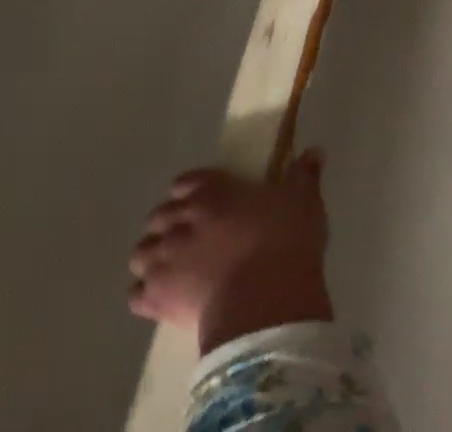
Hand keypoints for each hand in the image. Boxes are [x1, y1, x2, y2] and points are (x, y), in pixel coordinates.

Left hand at [128, 149, 332, 354]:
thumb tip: (312, 151)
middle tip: (200, 227)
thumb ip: (304, 176)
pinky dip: (149, 290)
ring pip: (142, 253)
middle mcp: (177, 226)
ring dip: (156, 253)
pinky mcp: (153, 299)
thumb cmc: (287, 239)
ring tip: (179, 260)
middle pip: (160, 216)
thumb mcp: (306, 200)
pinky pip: (138, 293)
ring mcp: (160, 264)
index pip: (188, 181)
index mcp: (212, 196)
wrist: (264, 296)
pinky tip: (170, 291)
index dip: (198, 186)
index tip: (214, 192)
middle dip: (174, 219)